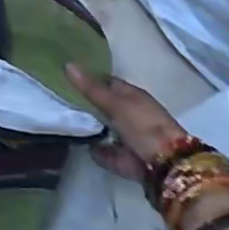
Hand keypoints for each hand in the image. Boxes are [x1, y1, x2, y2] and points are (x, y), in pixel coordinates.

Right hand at [63, 63, 189, 179]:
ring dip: (89, 127)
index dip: (89, 79)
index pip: (107, 82)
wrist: (167, 165)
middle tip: (61, 99)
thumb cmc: (143, 125)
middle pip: (104, 106)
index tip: (67, 78)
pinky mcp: (124, 158)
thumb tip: (67, 64)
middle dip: (86, 105)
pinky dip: (95, 150)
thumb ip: (90, 88)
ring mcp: (128, 137)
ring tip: (65, 121)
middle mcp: (131, 115)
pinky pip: (104, 150)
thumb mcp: (114, 103)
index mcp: (132, 96)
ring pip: (103, 128)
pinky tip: (81, 144)